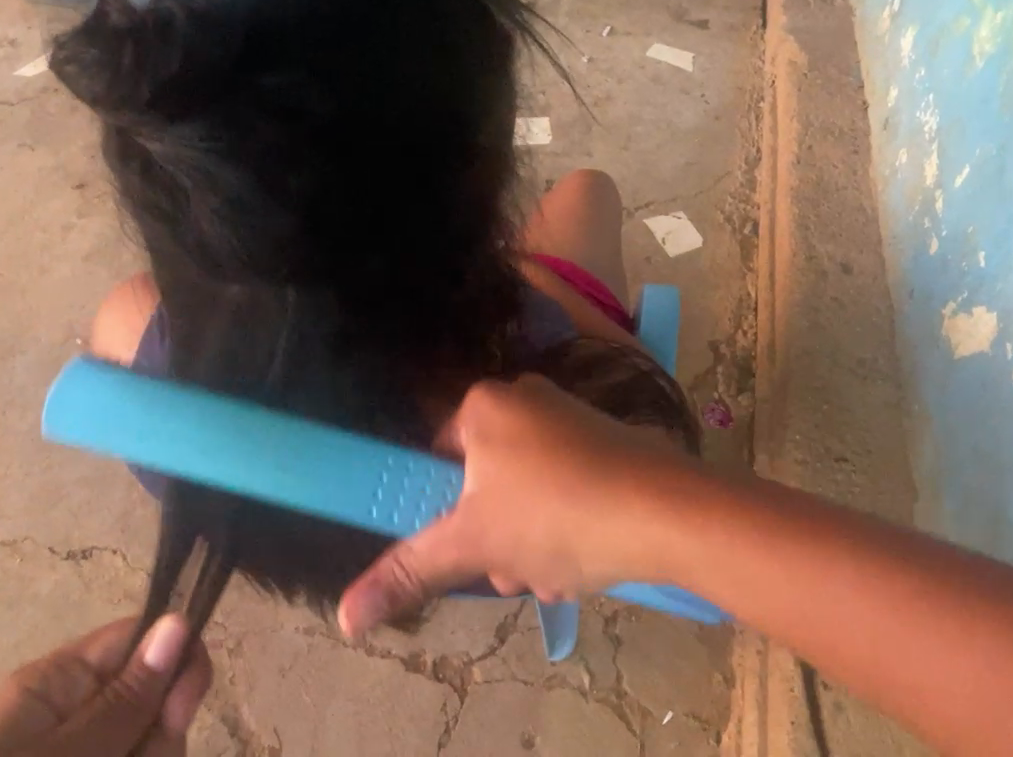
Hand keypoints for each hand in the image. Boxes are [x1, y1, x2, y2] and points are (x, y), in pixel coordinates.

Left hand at [0, 614, 211, 756]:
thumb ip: (126, 699)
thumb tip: (179, 620)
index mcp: (56, 684)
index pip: (139, 637)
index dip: (175, 663)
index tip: (181, 710)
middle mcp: (72, 713)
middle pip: (156, 700)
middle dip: (157, 742)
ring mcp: (85, 750)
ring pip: (152, 746)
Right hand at [337, 374, 700, 637]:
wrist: (668, 511)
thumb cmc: (556, 514)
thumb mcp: (474, 545)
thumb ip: (408, 572)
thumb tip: (345, 616)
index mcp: (484, 403)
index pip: (435, 457)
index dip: (441, 509)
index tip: (462, 547)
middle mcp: (525, 396)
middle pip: (482, 481)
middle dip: (495, 539)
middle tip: (513, 571)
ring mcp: (569, 416)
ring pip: (525, 493)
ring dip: (529, 543)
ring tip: (554, 573)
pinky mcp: (605, 442)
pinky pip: (563, 486)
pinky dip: (565, 526)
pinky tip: (582, 561)